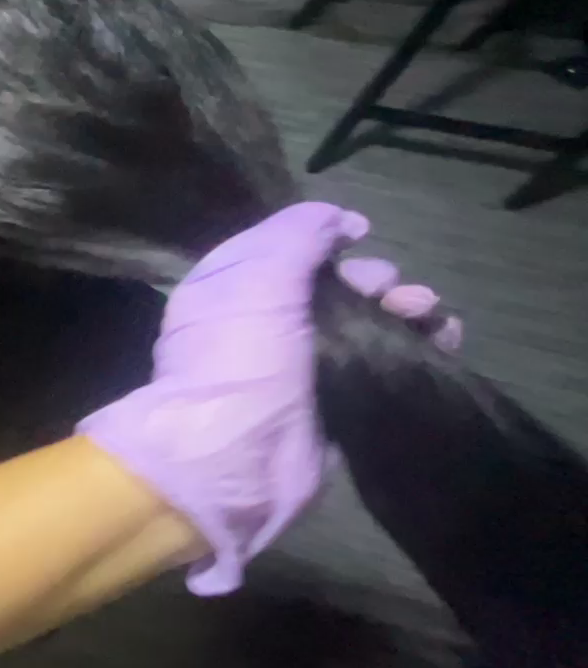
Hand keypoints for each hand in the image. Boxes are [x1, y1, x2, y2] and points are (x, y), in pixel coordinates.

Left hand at [77, 203, 457, 594]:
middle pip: (321, 285)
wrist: (233, 451)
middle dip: (366, 276)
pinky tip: (444, 339)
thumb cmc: (236, 356)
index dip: (315, 235)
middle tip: (390, 288)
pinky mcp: (329, 399)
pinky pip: (376, 361)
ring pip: (355, 322)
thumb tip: (329, 215)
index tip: (359, 228)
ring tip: (424, 310)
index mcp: (222, 290)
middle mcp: (252, 322)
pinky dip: (413, 345)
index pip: (271, 249)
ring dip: (399, 308)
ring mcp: (292, 363)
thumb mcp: (255, 282)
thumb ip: (290, 241)